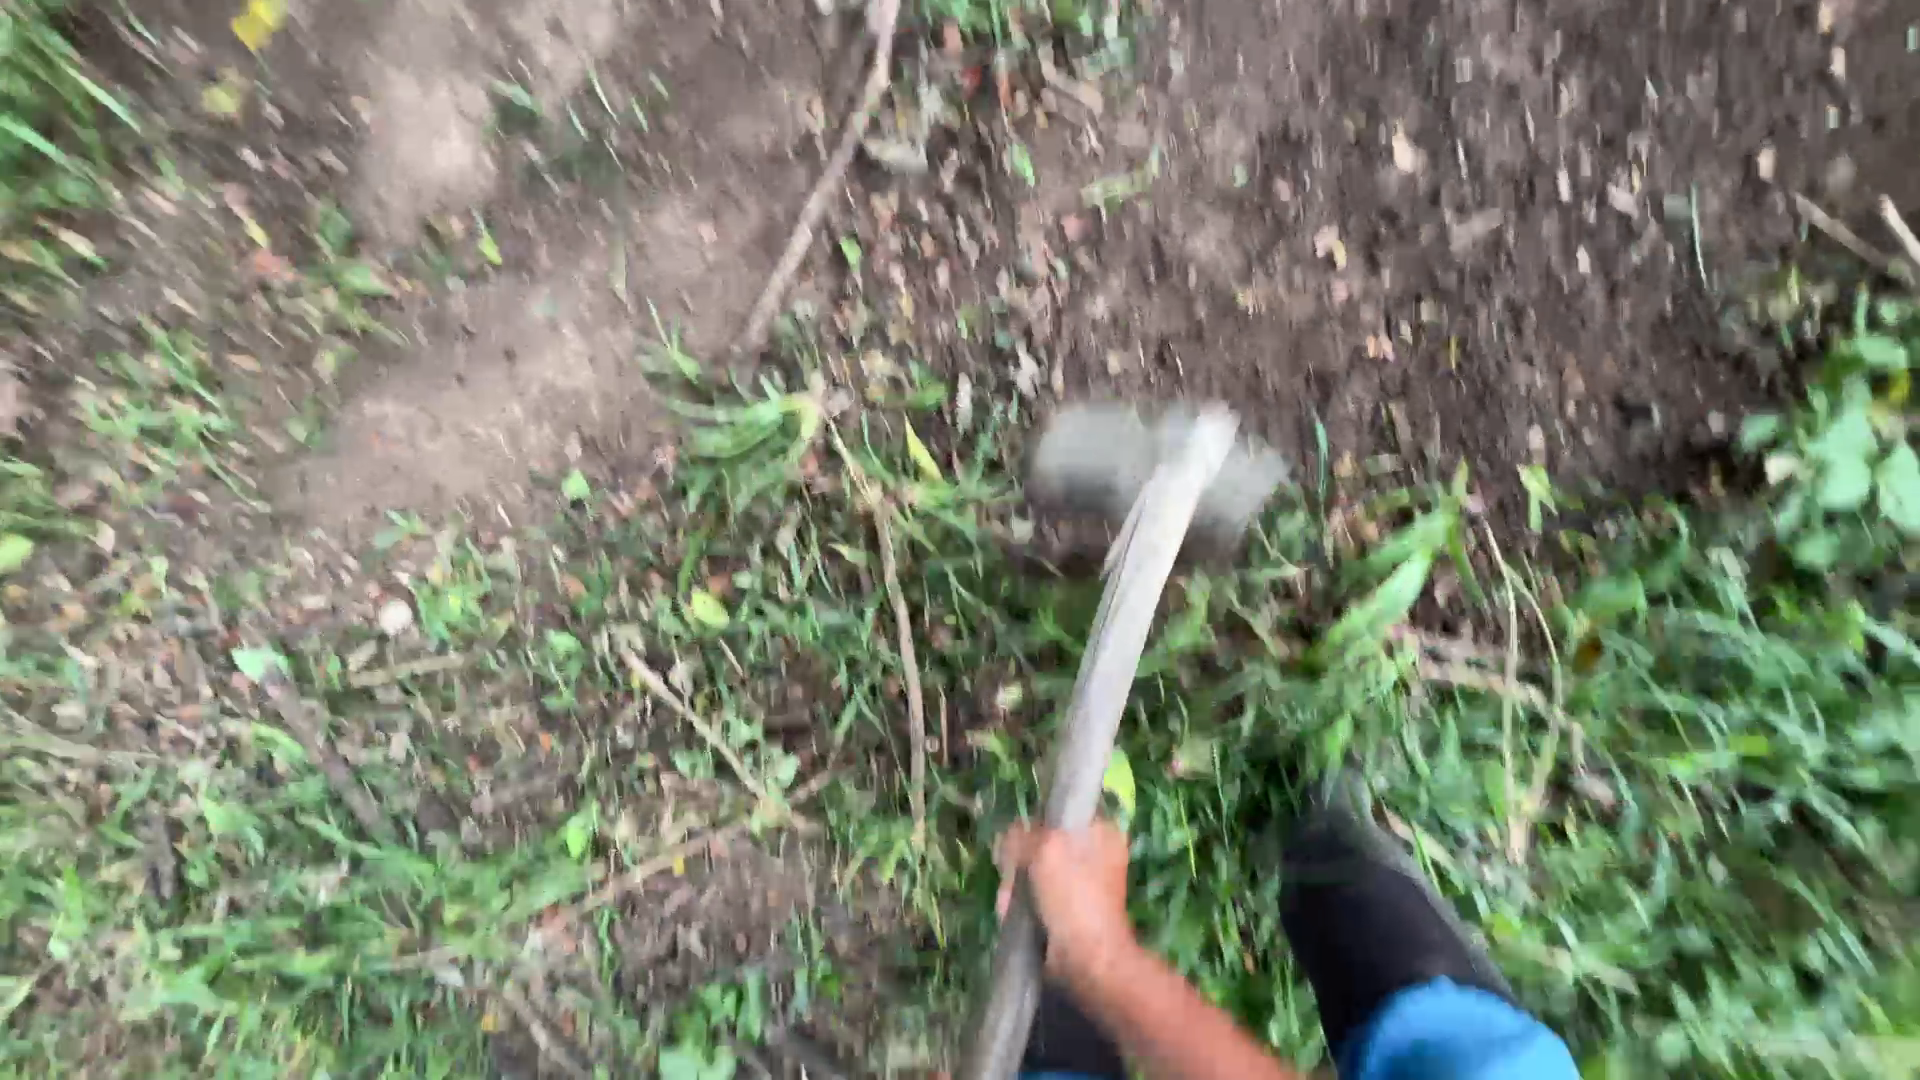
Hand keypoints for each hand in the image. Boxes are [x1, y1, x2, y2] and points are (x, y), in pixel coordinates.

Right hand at [997, 820, 1136, 985]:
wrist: (1087, 959)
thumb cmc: (1074, 895)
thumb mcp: (1046, 848)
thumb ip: (1023, 834)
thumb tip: (1009, 834)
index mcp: (1103, 832)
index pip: (1062, 812)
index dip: (1037, 822)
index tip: (1018, 836)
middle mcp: (1095, 855)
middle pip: (1043, 843)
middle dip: (1021, 858)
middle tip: (1011, 873)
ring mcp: (1082, 884)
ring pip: (1035, 871)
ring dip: (1016, 883)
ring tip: (1008, 899)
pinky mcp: (1068, 910)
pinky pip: (1037, 895)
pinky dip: (1021, 902)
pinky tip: (1009, 910)